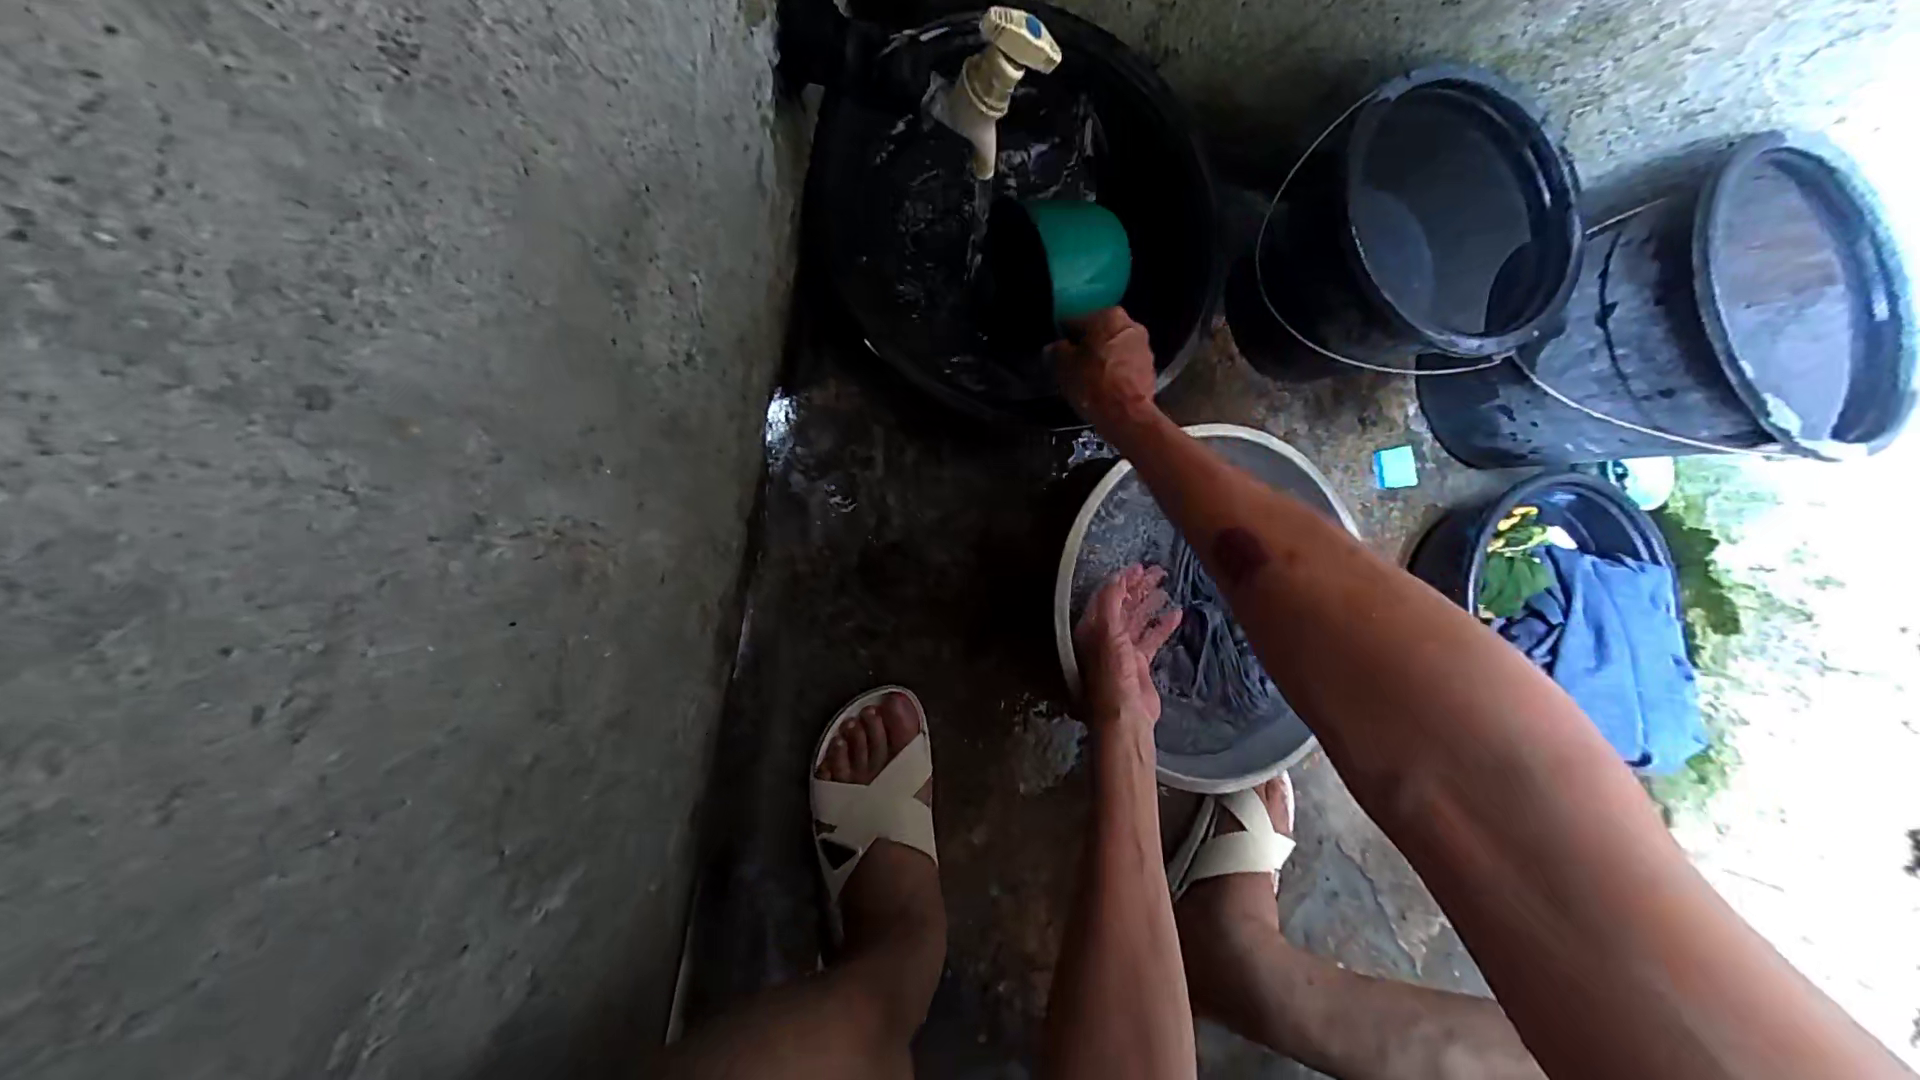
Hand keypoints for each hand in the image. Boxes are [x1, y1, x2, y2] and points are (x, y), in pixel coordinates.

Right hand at [1049, 307, 1160, 432]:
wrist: (1126, 415)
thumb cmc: (1092, 384)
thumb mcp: (1064, 367)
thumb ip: (1057, 351)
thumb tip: (1054, 348)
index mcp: (1108, 316)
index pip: (1076, 322)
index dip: (1063, 337)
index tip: (1057, 352)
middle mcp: (1130, 324)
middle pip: (1099, 334)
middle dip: (1086, 347)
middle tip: (1073, 366)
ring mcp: (1144, 346)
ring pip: (1113, 349)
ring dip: (1102, 359)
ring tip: (1088, 379)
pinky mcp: (1150, 368)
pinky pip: (1124, 366)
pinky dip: (1114, 372)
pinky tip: (1104, 387)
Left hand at [1074, 564, 1182, 735]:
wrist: (1125, 714)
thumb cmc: (1111, 673)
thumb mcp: (1107, 633)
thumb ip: (1111, 604)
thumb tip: (1117, 577)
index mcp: (1091, 628)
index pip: (1106, 596)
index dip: (1121, 580)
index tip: (1139, 566)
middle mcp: (1104, 636)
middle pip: (1122, 605)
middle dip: (1138, 587)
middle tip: (1158, 571)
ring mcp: (1122, 649)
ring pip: (1137, 619)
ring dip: (1150, 603)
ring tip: (1167, 586)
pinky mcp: (1139, 663)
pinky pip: (1151, 637)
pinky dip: (1162, 626)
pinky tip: (1177, 613)